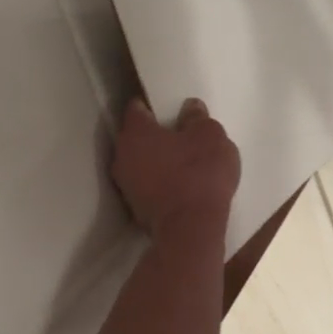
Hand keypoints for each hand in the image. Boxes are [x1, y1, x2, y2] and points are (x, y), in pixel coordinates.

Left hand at [112, 97, 240, 239]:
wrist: (191, 229)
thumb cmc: (199, 172)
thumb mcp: (210, 135)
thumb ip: (197, 118)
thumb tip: (189, 108)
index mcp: (135, 133)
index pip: (137, 108)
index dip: (154, 103)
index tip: (172, 106)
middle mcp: (122, 156)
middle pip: (138, 136)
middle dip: (158, 133)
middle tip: (184, 132)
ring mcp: (126, 185)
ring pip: (142, 161)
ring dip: (160, 158)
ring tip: (187, 159)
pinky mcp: (136, 209)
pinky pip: (149, 183)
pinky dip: (162, 179)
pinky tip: (184, 182)